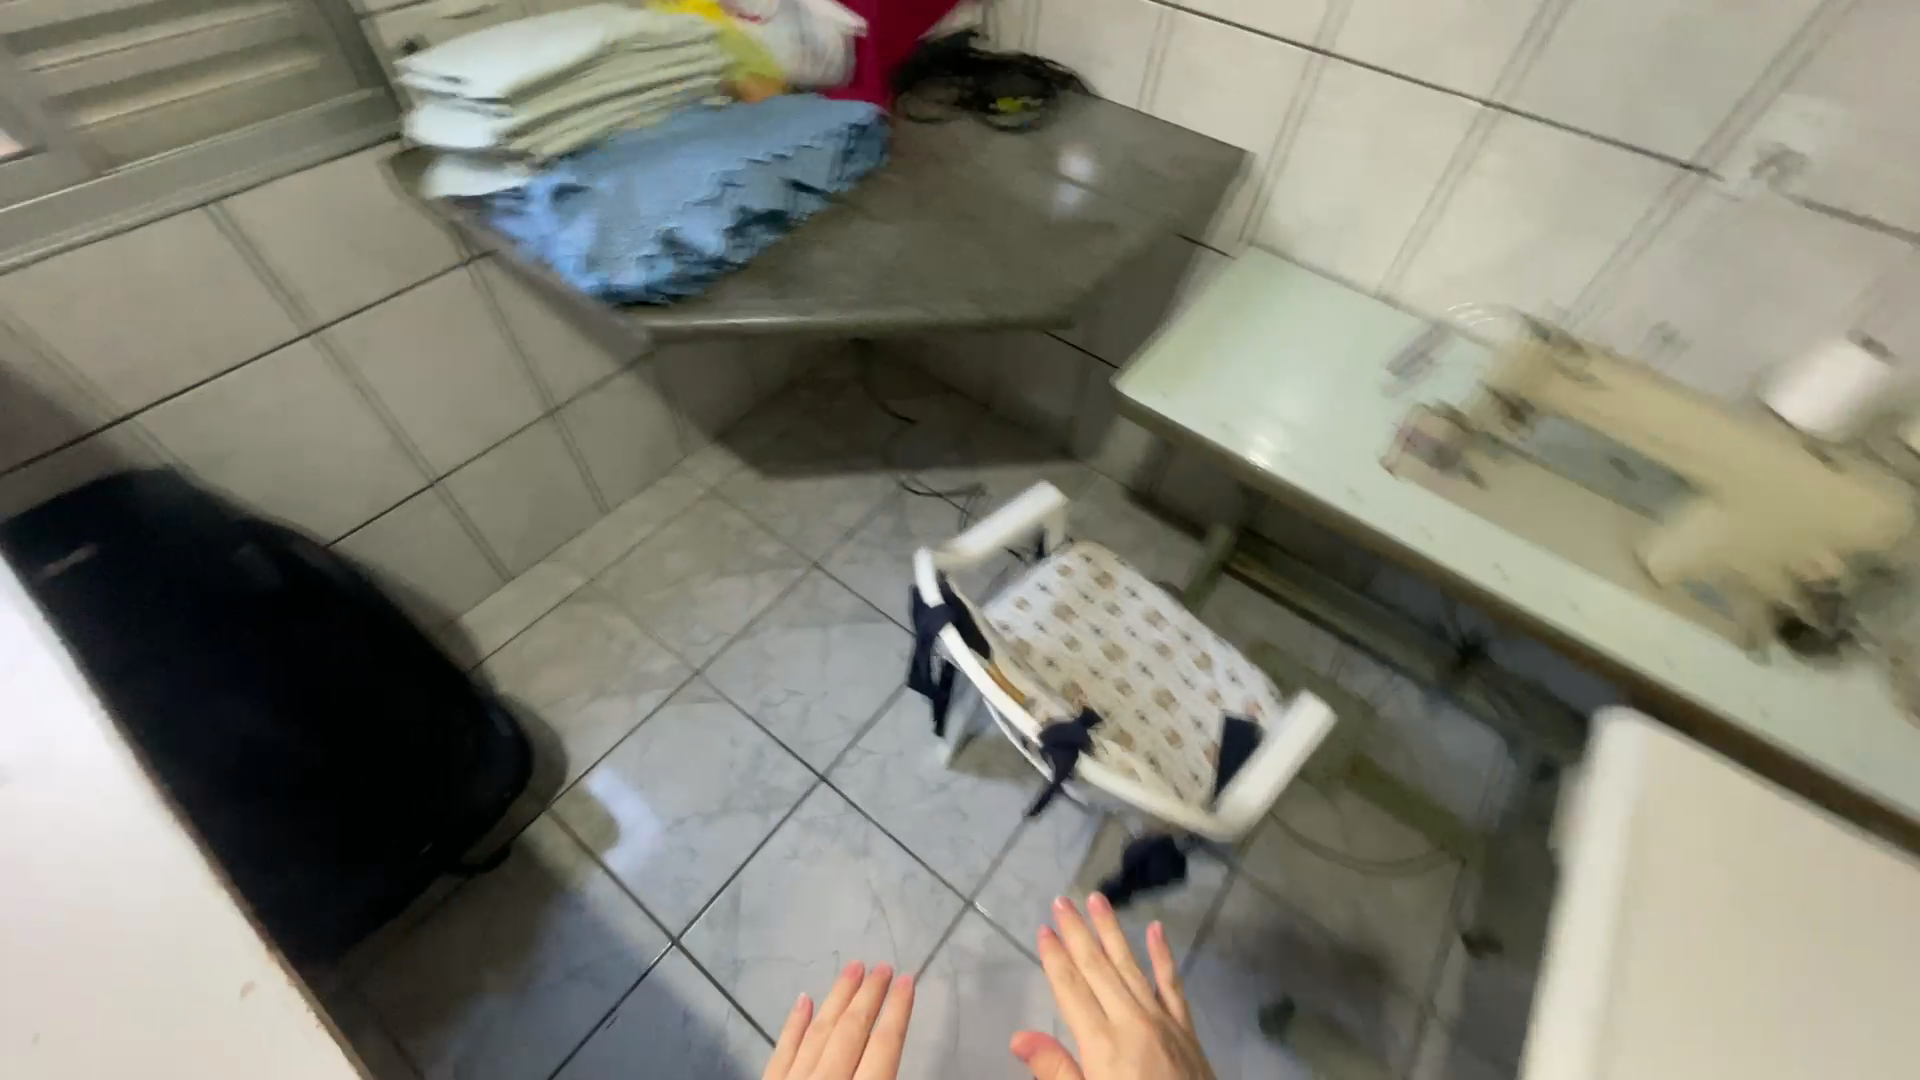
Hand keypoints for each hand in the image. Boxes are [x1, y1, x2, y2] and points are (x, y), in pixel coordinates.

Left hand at [763, 962, 915, 1079]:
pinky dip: (794, 1026)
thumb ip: (885, 1077)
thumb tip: (891, 1052)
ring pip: (818, 1033)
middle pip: (851, 1031)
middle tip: (883, 966)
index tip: (906, 979)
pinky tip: (804, 1000)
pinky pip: (781, 1053)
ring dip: (838, 998)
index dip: (898, 1011)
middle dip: (869, 995)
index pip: (884, 1046)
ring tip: (853, 967)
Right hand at [1012, 895, 1214, 1079]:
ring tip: (1097, 899)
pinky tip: (1155, 929)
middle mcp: (1131, 1023)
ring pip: (1131, 966)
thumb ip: (1057, 1072)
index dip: (1055, 959)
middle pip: (1098, 968)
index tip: (1043, 930)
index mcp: (1103, 1046)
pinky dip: (1163, 956)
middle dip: (1077, 933)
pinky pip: (1173, 986)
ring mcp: (1163, 1023)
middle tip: (1062, 900)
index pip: (1071, 990)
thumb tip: (1019, 1037)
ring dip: (1111, 931)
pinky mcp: (1187, 1032)